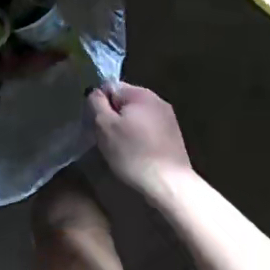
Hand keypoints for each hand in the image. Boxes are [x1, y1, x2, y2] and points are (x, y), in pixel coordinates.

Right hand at [89, 83, 193, 198]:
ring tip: (121, 146)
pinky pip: (147, 128)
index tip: (97, 122)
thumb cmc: (132, 152)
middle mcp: (157, 100)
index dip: (99, 103)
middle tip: (106, 136)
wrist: (168, 183)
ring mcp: (168, 117)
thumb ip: (96, 103)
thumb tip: (96, 92)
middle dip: (113, 115)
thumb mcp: (104, 125)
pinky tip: (136, 152)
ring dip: (125, 126)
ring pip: (136, 115)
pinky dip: (138, 136)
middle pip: (124, 101)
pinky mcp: (173, 135)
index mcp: (140, 93)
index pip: (110, 87)